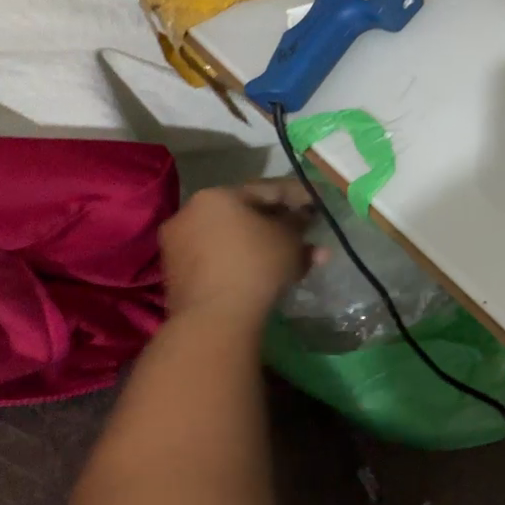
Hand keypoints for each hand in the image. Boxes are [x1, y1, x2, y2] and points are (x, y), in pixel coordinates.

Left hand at [159, 180, 321, 317]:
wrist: (214, 316)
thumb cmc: (257, 263)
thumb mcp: (291, 237)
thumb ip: (300, 219)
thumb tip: (303, 215)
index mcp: (217, 196)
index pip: (270, 188)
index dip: (303, 194)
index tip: (324, 201)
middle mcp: (192, 213)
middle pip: (251, 213)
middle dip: (286, 225)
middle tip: (312, 233)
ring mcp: (181, 243)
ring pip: (239, 237)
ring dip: (272, 245)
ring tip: (303, 260)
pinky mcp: (181, 270)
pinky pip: (225, 255)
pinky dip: (250, 259)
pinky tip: (277, 272)